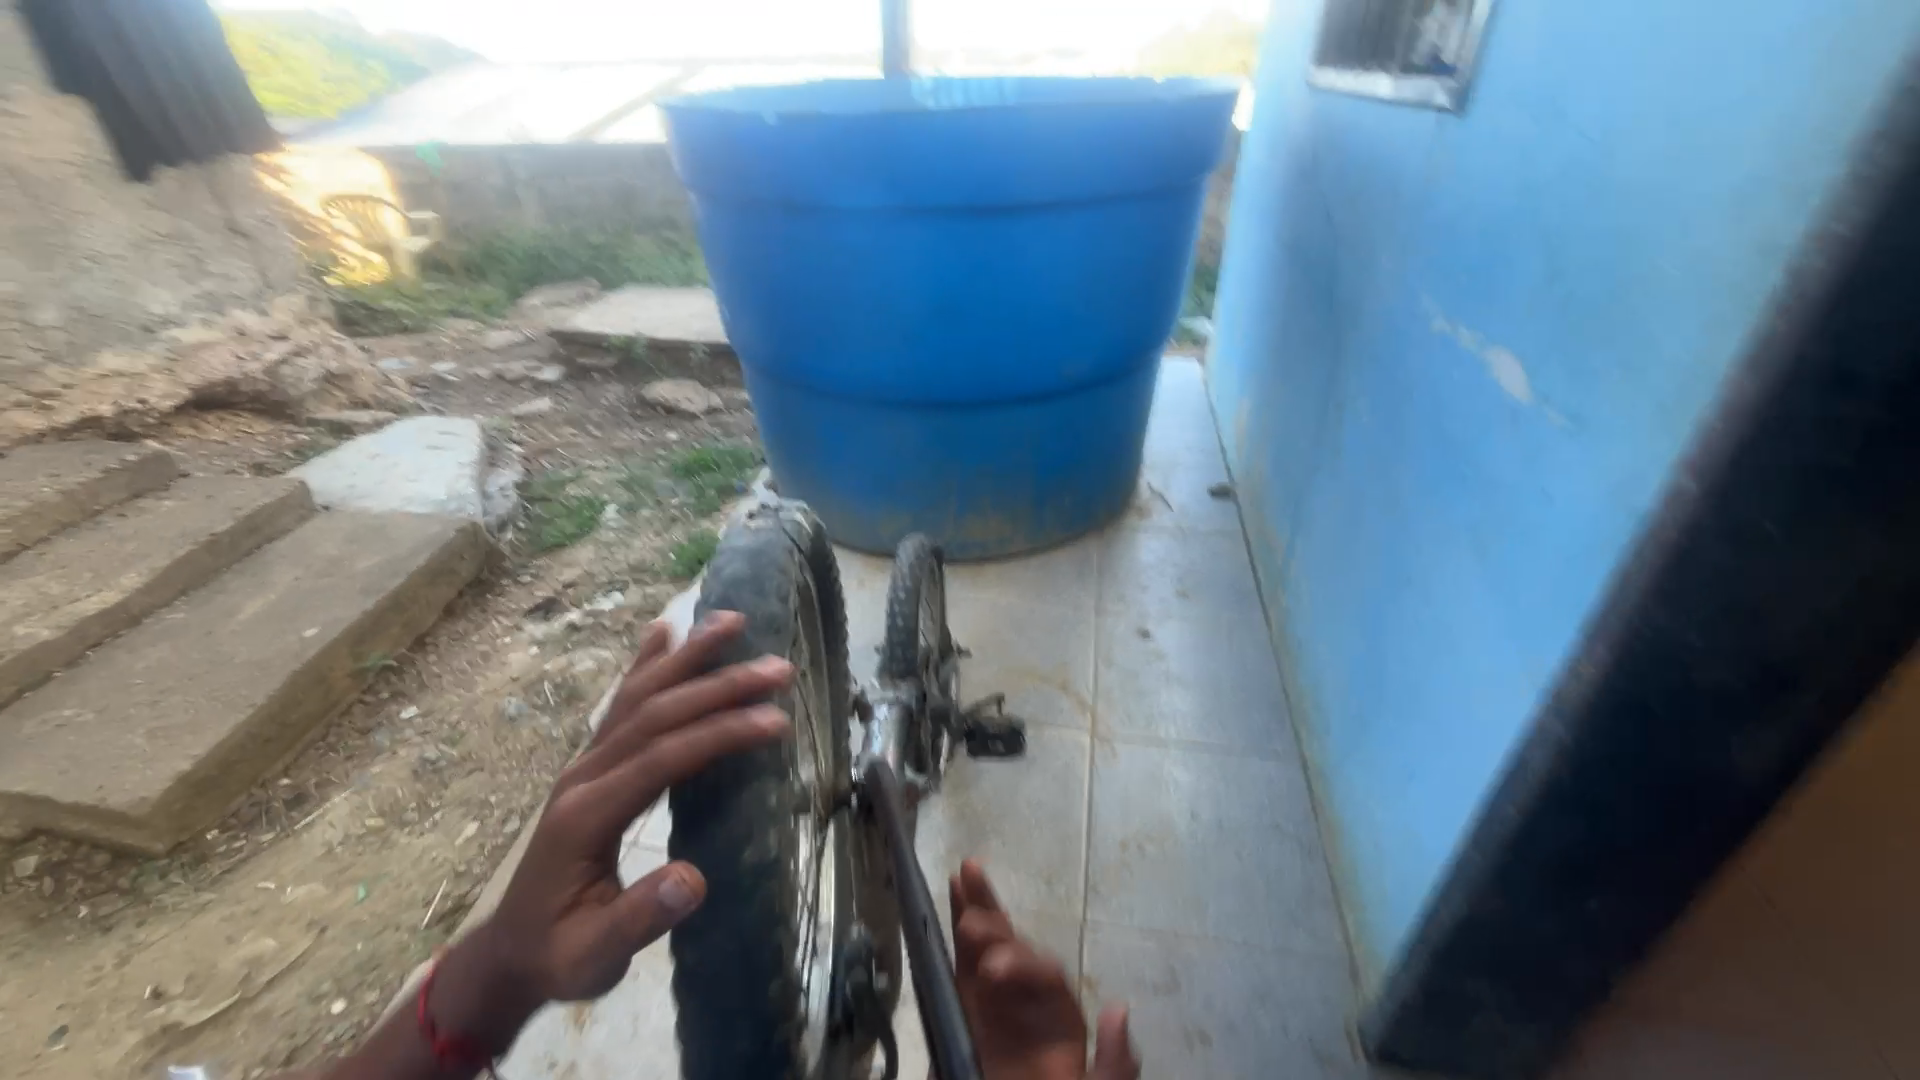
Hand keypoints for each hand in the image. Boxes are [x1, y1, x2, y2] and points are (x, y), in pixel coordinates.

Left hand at [433, 612, 791, 1048]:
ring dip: (688, 655)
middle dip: (719, 685)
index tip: (776, 720)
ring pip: (640, 695)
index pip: (663, 758)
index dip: (719, 734)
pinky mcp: (593, 762)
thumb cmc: (559, 954)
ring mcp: (585, 762)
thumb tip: (693, 879)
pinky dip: (646, 662)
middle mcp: (585, 774)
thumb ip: (638, 919)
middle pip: (656, 713)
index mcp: (589, 814)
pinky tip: (665, 631)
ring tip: (733, 620)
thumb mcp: (593, 957)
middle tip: (778, 668)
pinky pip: (622, 701)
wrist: (510, 951)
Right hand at [951, 860, 1139, 1079]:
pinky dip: (955, 926)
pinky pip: (960, 962)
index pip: (1047, 982)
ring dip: (977, 910)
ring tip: (964, 877)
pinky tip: (954, 889)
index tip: (993, 972)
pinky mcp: (964, 1008)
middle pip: (1015, 952)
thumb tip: (1119, 1012)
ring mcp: (995, 1003)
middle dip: (995, 930)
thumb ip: (1112, 1067)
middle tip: (971, 919)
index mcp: (1061, 1028)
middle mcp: (1029, 1006)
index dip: (1022, 968)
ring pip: (987, 946)